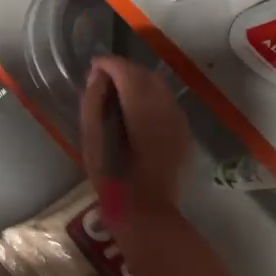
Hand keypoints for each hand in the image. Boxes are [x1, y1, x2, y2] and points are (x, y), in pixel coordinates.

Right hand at [81, 58, 191, 218]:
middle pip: (146, 75)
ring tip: (116, 92)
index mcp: (141, 111)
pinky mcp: (183, 132)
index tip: (93, 65)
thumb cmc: (111, 178)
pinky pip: (167, 103)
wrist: (146, 211)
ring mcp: (179, 121)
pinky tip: (135, 110)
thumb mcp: (92, 141)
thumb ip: (93, 104)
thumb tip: (97, 77)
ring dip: (138, 82)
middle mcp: (166, 110)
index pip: (127, 72)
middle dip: (124, 70)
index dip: (109, 64)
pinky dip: (150, 97)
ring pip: (159, 87)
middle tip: (102, 77)